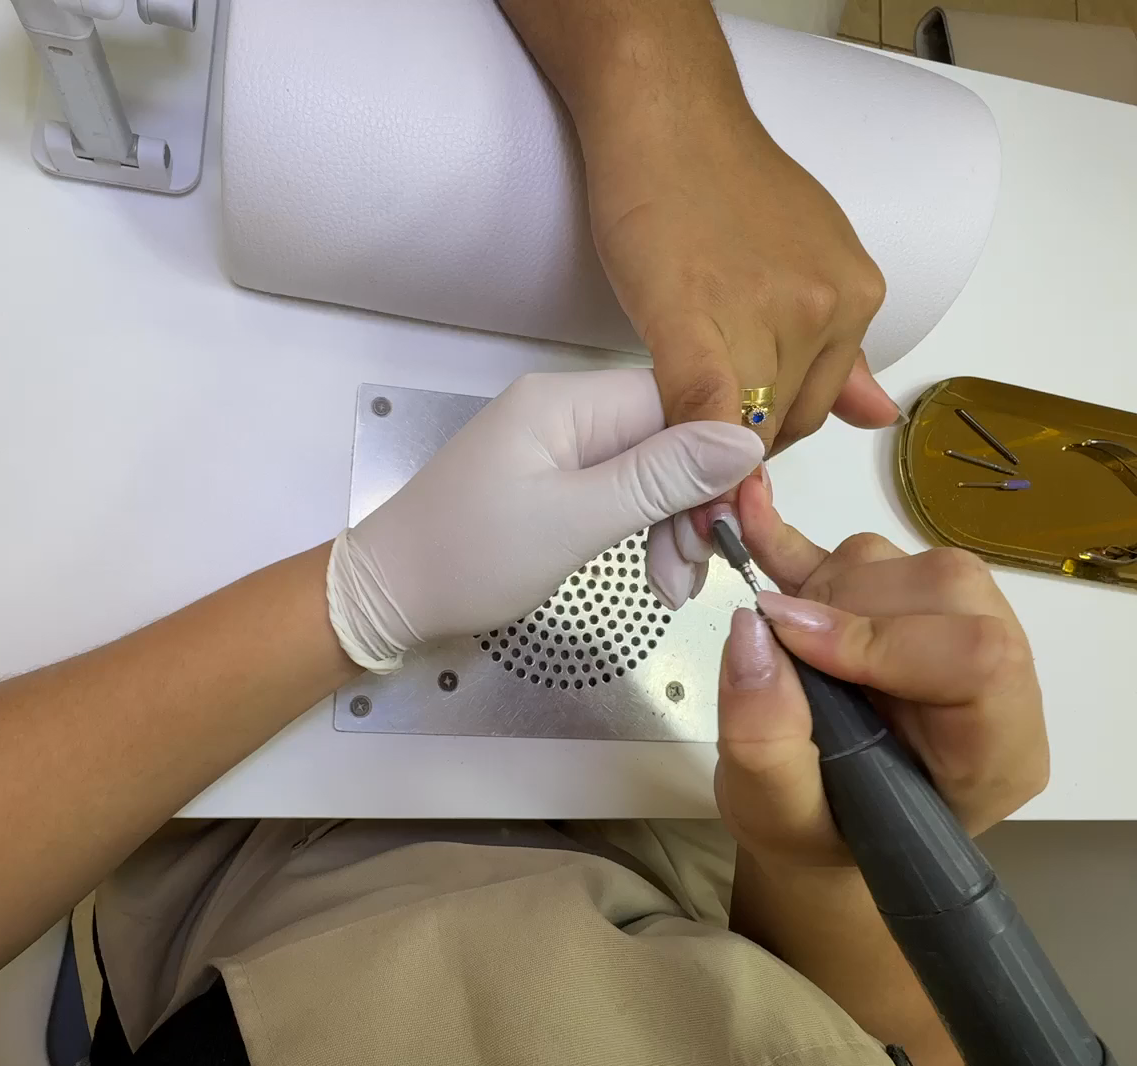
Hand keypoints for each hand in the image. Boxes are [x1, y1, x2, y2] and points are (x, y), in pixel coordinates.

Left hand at [326, 369, 764, 670]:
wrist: (388, 594)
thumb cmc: (471, 558)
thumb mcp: (572, 522)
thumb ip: (658, 479)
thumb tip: (747, 438)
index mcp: (565, 401)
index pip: (675, 402)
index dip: (717, 458)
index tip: (734, 522)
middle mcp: (562, 409)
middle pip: (663, 438)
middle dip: (690, 503)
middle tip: (694, 570)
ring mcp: (552, 445)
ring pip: (644, 470)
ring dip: (669, 525)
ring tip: (670, 587)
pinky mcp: (546, 480)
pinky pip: (614, 491)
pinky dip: (639, 530)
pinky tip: (653, 572)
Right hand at [580, 103, 900, 610]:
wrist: (663, 122)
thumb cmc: (716, 186)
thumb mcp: (809, 258)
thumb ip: (843, 346)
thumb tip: (875, 414)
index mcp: (854, 301)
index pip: (811, 411)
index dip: (760, 452)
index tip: (725, 478)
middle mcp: (829, 311)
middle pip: (779, 429)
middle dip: (734, 462)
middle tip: (688, 483)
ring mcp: (772, 316)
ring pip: (741, 431)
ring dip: (706, 469)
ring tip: (672, 498)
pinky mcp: (698, 323)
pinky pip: (705, 412)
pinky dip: (693, 458)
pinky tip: (680, 500)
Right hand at [712, 476, 1047, 866]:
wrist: (819, 824)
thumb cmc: (813, 834)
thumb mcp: (778, 816)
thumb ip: (767, 742)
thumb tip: (753, 629)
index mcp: (993, 746)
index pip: (977, 657)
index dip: (877, 635)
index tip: (787, 640)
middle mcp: (985, 674)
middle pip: (943, 589)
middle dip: (840, 605)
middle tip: (779, 646)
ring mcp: (936, 628)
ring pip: (899, 559)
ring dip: (820, 584)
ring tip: (779, 633)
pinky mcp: (881, 604)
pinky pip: (846, 552)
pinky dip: (790, 533)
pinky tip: (749, 510)